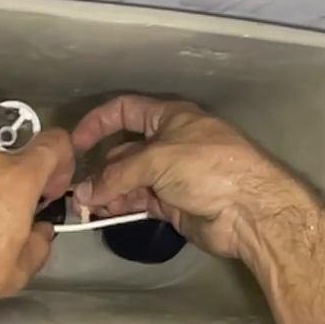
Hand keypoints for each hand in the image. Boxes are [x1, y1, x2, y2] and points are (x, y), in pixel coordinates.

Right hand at [71, 96, 311, 261]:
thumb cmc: (207, 168)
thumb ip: (117, 175)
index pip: (125, 111)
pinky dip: (121, 206)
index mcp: (169, 118)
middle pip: (123, 151)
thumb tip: (84, 192)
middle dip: (101, 169)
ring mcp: (170, 175)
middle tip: (79, 189)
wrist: (249, 211)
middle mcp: (168, 143)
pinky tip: (105, 213)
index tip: (75, 143)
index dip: (98, 123)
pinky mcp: (172, 203)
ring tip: (87, 205)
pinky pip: (139, 201)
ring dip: (108, 191)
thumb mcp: (157, 160)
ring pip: (129, 179)